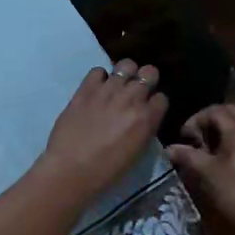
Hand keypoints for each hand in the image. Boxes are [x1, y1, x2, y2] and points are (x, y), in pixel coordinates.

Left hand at [38, 59, 167, 199]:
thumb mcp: (139, 151)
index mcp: (148, 118)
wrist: (72, 170)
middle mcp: (132, 99)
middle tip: (137, 89)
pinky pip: (98, 70)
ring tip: (117, 84)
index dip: (155, 102)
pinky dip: (100, 77)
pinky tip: (96, 89)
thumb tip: (144, 116)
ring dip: (125, 74)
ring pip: (126, 65)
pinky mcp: (85, 90)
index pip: (162, 97)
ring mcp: (108, 91)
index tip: (148, 108)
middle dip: (146, 79)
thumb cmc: (108, 170)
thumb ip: (145, 128)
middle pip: (149, 72)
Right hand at [165, 104, 234, 234]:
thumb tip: (168, 148)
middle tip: (195, 139)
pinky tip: (220, 158)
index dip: (195, 119)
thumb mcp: (207, 172)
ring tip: (205, 150)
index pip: (215, 110)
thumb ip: (188, 155)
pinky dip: (230, 138)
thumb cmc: (234, 191)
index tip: (184, 137)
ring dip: (219, 130)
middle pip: (228, 112)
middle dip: (208, 120)